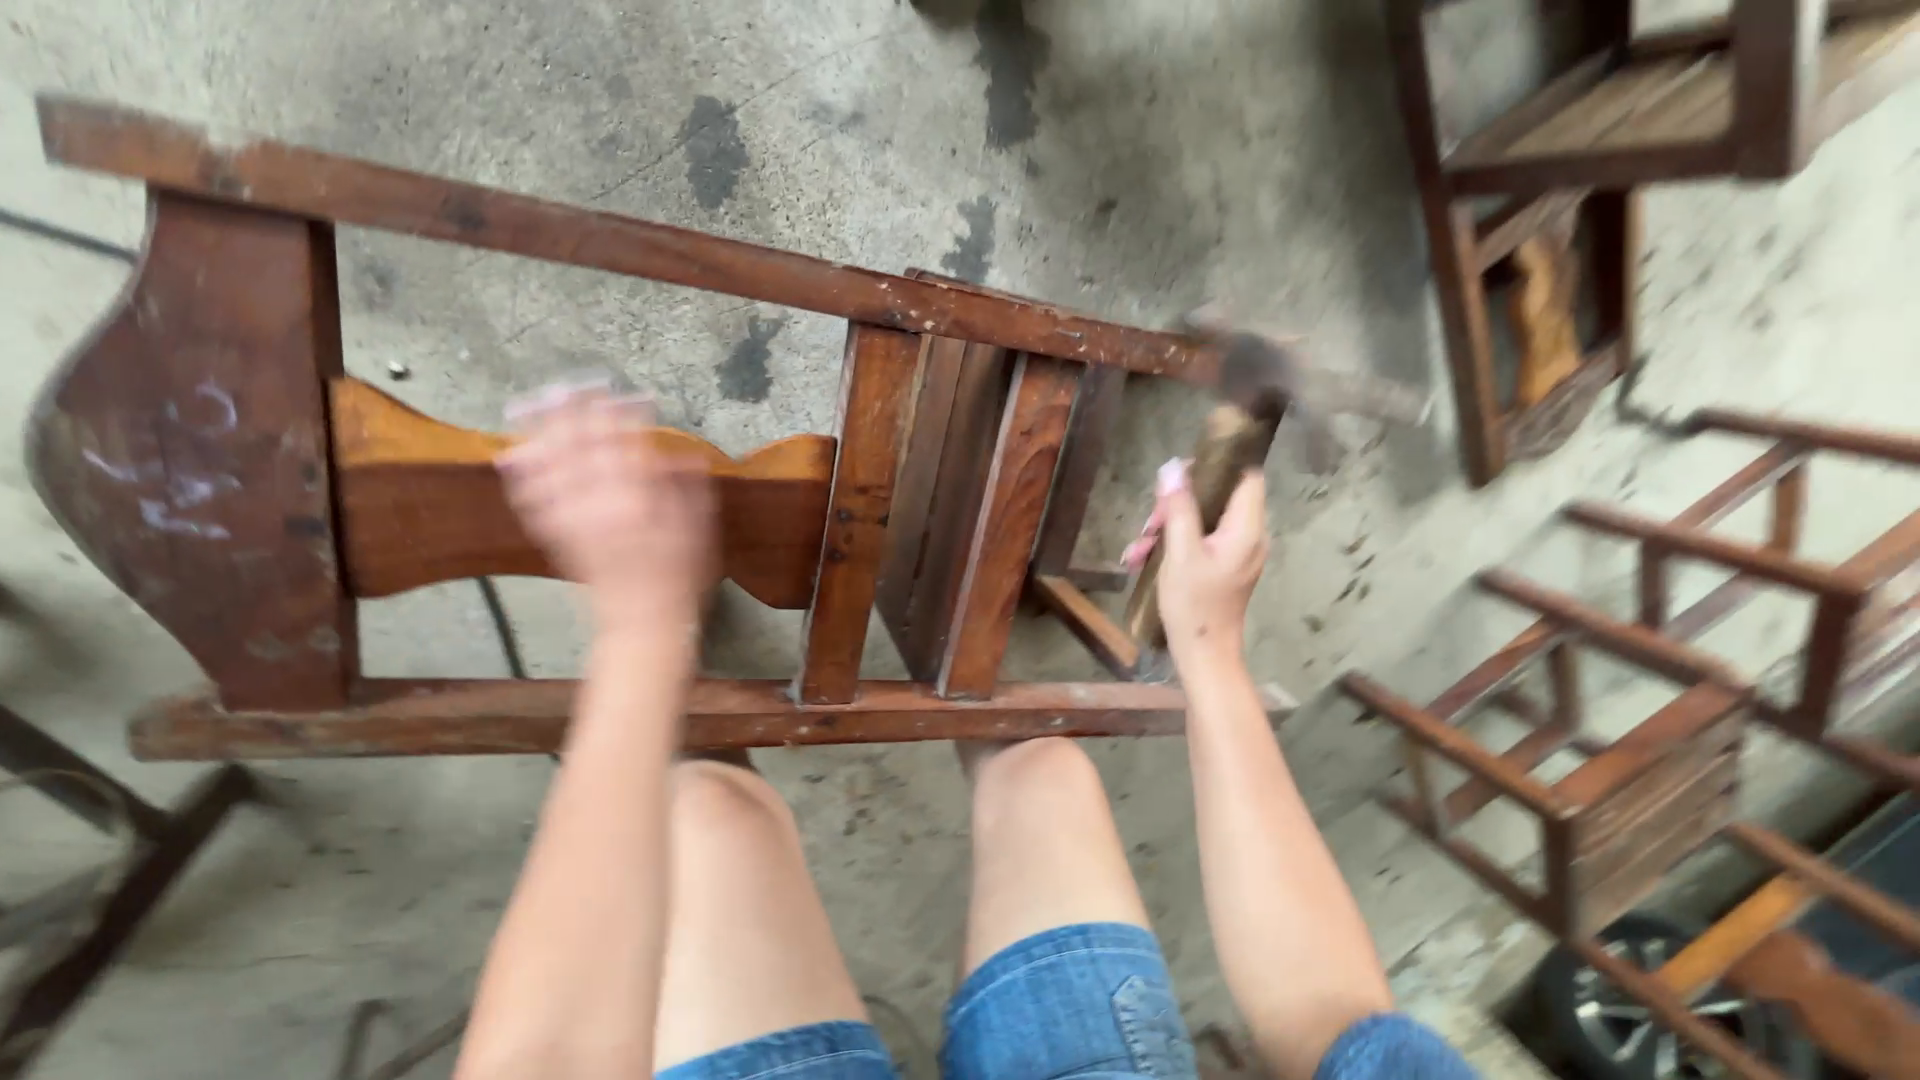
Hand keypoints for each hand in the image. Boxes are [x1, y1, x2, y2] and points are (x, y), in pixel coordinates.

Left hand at [497, 386, 714, 641]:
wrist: (643, 619)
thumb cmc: (680, 575)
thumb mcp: (699, 528)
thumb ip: (688, 487)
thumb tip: (680, 454)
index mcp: (639, 496)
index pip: (622, 441)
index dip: (619, 412)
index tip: (622, 393)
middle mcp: (601, 501)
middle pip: (580, 444)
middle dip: (573, 410)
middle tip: (569, 383)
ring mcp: (574, 517)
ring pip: (550, 465)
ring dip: (538, 432)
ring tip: (529, 403)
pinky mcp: (558, 533)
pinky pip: (532, 498)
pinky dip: (522, 473)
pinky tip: (513, 454)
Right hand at [1154, 460, 1267, 659]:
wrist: (1203, 655)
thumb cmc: (1194, 605)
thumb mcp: (1180, 552)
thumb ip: (1178, 508)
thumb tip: (1171, 468)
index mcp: (1246, 529)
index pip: (1246, 476)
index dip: (1217, 465)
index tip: (1181, 472)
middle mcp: (1249, 536)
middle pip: (1217, 497)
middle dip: (1178, 503)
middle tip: (1150, 521)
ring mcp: (1237, 552)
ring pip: (1203, 520)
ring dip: (1168, 527)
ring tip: (1140, 547)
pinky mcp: (1223, 566)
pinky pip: (1200, 541)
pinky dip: (1173, 545)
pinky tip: (1144, 559)